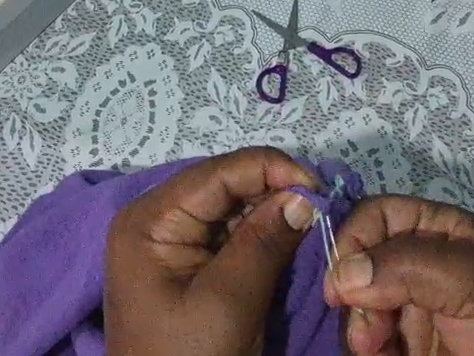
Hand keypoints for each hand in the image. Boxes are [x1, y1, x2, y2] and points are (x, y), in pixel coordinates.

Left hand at [105, 146, 320, 355]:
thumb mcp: (228, 303)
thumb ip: (264, 242)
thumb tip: (305, 194)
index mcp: (151, 219)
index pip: (218, 173)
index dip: (270, 168)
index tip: (320, 186)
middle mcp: (156, 220)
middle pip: (224, 186)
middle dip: (274, 190)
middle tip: (322, 205)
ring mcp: (170, 244)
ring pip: (232, 208)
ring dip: (273, 212)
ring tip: (313, 217)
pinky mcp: (187, 267)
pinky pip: (230, 236)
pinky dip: (263, 235)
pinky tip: (291, 237)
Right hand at [323, 195, 473, 355]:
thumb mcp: (473, 282)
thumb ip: (408, 265)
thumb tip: (343, 273)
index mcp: (441, 232)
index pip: (378, 215)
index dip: (354, 240)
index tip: (341, 283)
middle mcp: (423, 266)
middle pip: (361, 261)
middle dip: (354, 292)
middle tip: (367, 334)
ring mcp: (416, 312)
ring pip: (359, 304)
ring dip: (357, 327)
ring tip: (373, 350)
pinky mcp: (413, 348)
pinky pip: (371, 339)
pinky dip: (364, 347)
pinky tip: (375, 355)